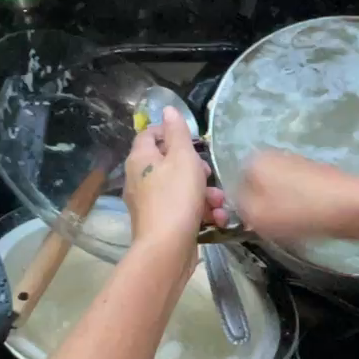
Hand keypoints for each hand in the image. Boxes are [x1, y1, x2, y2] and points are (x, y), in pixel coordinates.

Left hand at [122, 107, 224, 256]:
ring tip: (219, 201)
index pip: (149, 134)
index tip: (193, 140)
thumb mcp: (182, 158)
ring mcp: (149, 203)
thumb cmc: (176, 197)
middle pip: (169, 162)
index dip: (170, 132)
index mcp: (140, 159)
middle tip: (208, 173)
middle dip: (196, 168)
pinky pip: (182, 208)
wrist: (167, 250)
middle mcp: (139, 179)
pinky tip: (216, 218)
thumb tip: (167, 109)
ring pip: (180, 187)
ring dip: (204, 192)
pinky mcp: (160, 223)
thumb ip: (177, 132)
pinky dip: (199, 211)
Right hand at [237, 151, 358, 240]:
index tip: (252, 228)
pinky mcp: (315, 175)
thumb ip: (238, 211)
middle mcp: (271, 156)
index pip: (233, 190)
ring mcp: (295, 164)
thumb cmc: (301, 211)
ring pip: (276, 195)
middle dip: (262, 211)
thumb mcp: (257, 217)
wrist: (355, 207)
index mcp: (254, 161)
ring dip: (281, 213)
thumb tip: (236, 207)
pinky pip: (296, 196)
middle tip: (273, 230)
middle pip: (256, 191)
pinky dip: (299, 210)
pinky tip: (310, 222)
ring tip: (295, 228)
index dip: (240, 212)